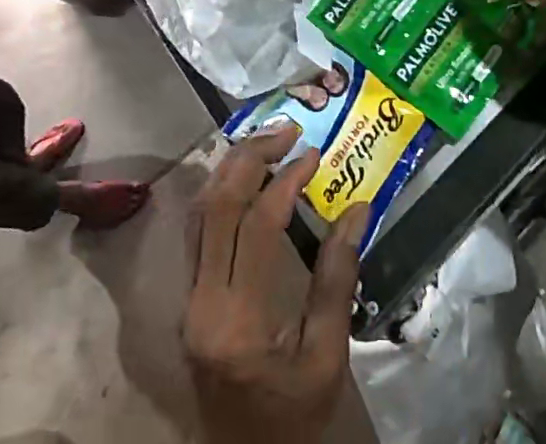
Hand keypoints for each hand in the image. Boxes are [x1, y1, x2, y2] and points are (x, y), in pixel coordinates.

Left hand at [186, 124, 369, 443]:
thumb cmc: (294, 417)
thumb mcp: (327, 356)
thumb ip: (338, 278)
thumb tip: (358, 209)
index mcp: (238, 320)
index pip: (256, 226)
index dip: (286, 181)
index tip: (313, 155)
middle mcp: (201, 302)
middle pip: (215, 207)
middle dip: (250, 159)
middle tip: (286, 131)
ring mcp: (187, 300)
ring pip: (198, 215)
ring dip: (231, 170)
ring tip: (267, 143)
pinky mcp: (188, 300)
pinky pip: (197, 232)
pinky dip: (221, 195)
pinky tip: (244, 179)